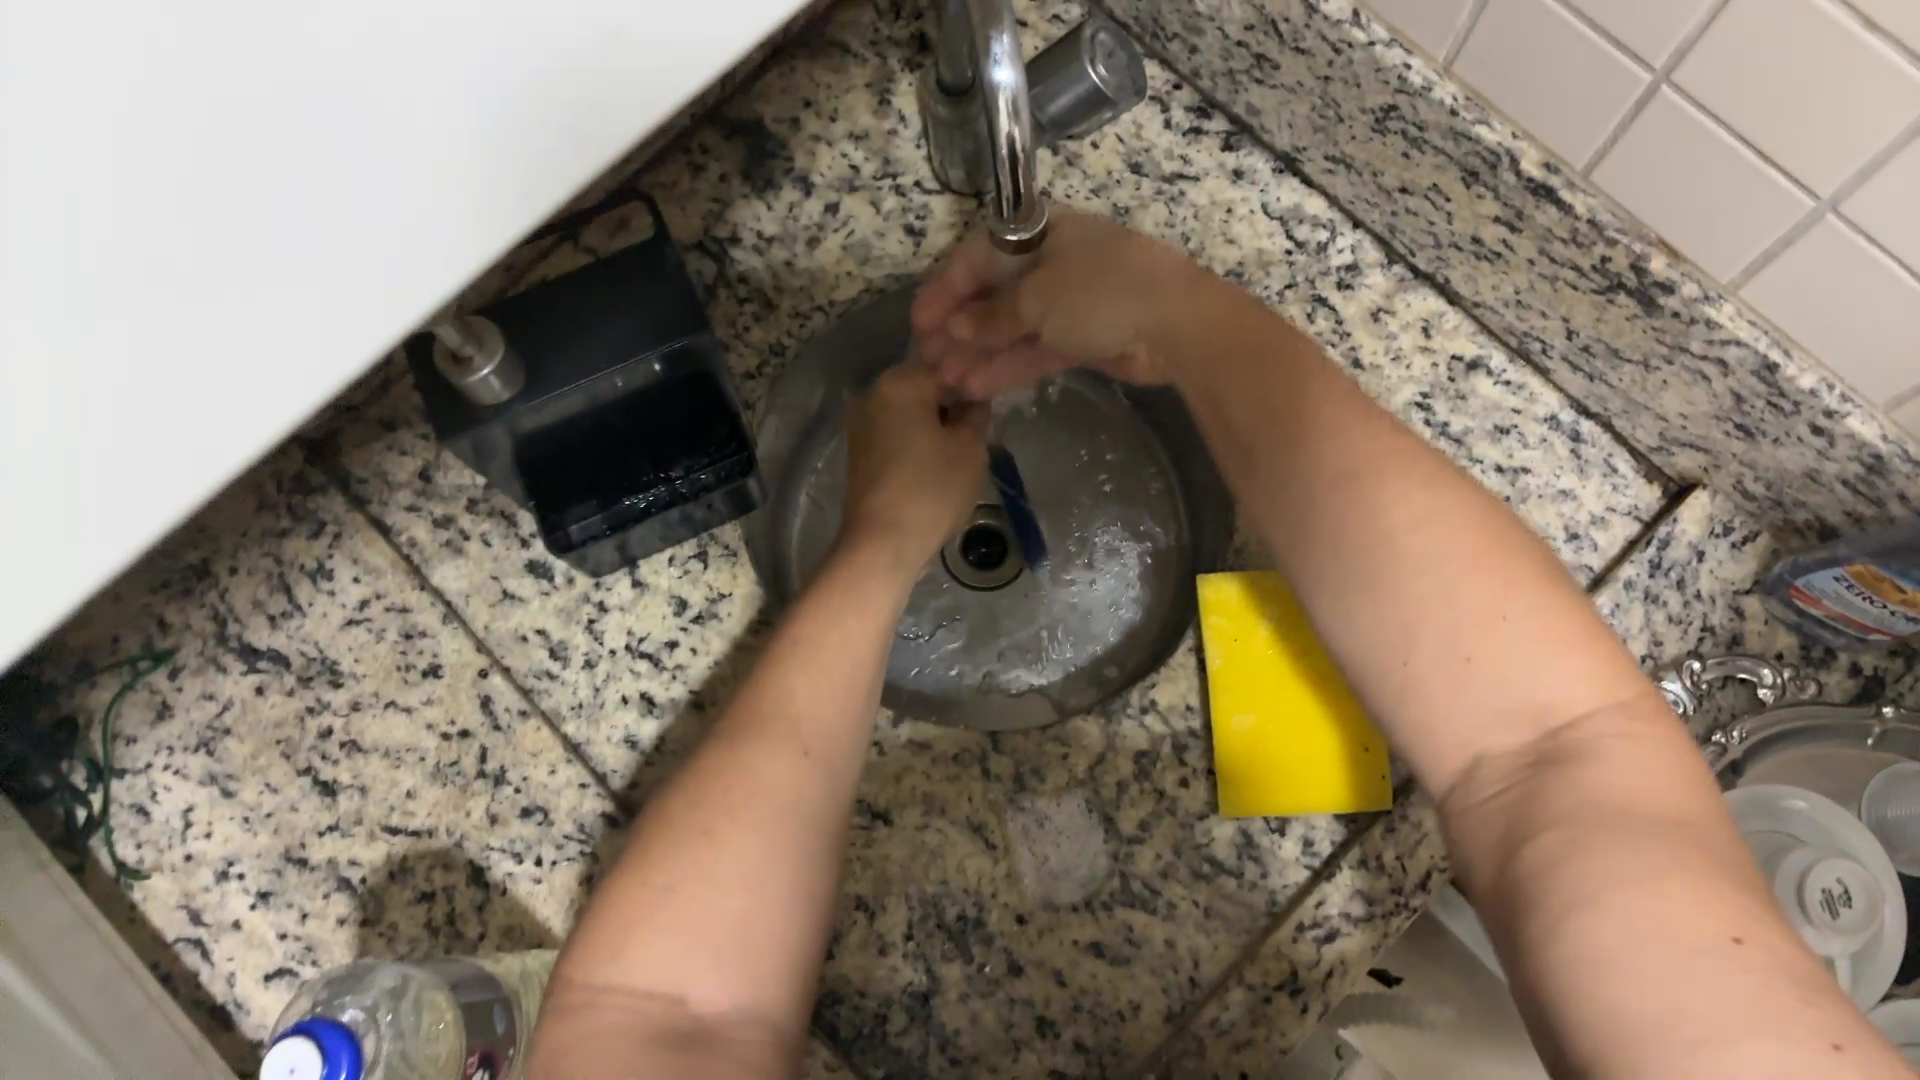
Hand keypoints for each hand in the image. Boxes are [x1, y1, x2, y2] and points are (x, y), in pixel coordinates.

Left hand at [838, 364, 987, 579]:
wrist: (881, 542)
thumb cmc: (932, 488)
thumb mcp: (971, 448)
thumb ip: (976, 414)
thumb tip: (973, 401)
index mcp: (900, 381)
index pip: (948, 367)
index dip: (974, 384)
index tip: (991, 405)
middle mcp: (872, 393)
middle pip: (923, 388)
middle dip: (950, 404)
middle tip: (979, 429)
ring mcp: (860, 424)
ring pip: (908, 413)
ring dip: (933, 425)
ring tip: (959, 450)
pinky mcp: (858, 453)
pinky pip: (894, 435)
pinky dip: (915, 442)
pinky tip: (934, 464)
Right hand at [911, 206, 1211, 399]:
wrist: (1175, 324)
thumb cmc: (1102, 291)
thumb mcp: (1039, 298)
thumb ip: (993, 316)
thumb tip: (957, 329)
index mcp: (1039, 235)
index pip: (978, 258)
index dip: (945, 290)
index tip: (918, 323)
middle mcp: (1049, 265)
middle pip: (992, 296)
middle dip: (959, 329)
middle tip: (926, 360)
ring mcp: (1067, 304)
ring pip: (1011, 329)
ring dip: (978, 354)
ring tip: (946, 381)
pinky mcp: (1081, 340)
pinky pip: (1034, 351)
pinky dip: (1007, 367)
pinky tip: (977, 387)